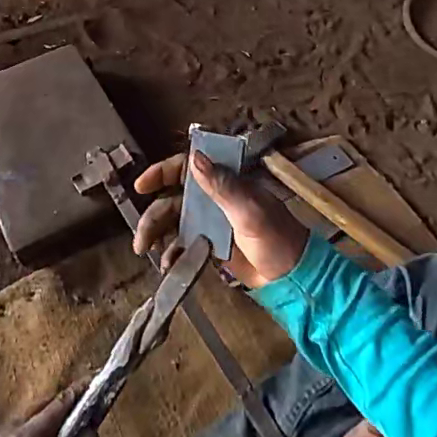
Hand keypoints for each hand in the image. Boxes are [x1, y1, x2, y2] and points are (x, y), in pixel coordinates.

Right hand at [130, 151, 309, 287]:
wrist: (295, 280)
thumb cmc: (278, 239)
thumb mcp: (250, 211)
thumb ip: (222, 185)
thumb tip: (194, 156)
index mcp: (224, 182)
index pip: (185, 168)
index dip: (161, 173)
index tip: (142, 185)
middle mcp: (212, 198)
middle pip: (171, 198)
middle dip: (152, 215)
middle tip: (141, 236)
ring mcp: (210, 222)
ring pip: (172, 222)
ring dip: (157, 234)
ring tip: (146, 251)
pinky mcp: (210, 245)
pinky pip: (182, 244)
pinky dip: (172, 253)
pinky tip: (169, 264)